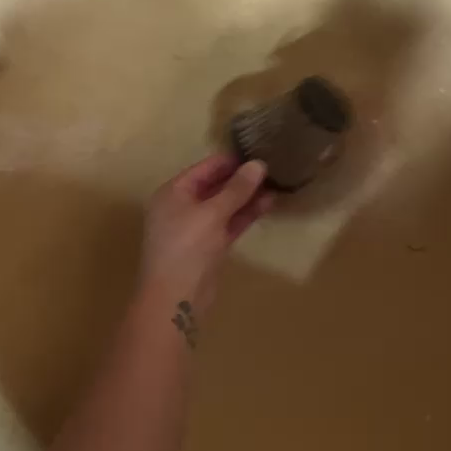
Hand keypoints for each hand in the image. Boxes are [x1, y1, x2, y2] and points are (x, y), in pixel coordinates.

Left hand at [141, 154, 271, 311]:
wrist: (175, 299)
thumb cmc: (187, 248)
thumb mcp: (212, 214)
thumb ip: (236, 189)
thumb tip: (259, 164)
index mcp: (174, 192)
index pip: (207, 167)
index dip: (233, 160)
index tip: (261, 152)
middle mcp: (183, 206)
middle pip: (216, 185)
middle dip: (243, 178)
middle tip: (274, 166)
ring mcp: (197, 227)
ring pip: (226, 205)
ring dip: (248, 196)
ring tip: (276, 183)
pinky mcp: (210, 245)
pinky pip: (230, 222)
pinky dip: (246, 214)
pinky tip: (268, 204)